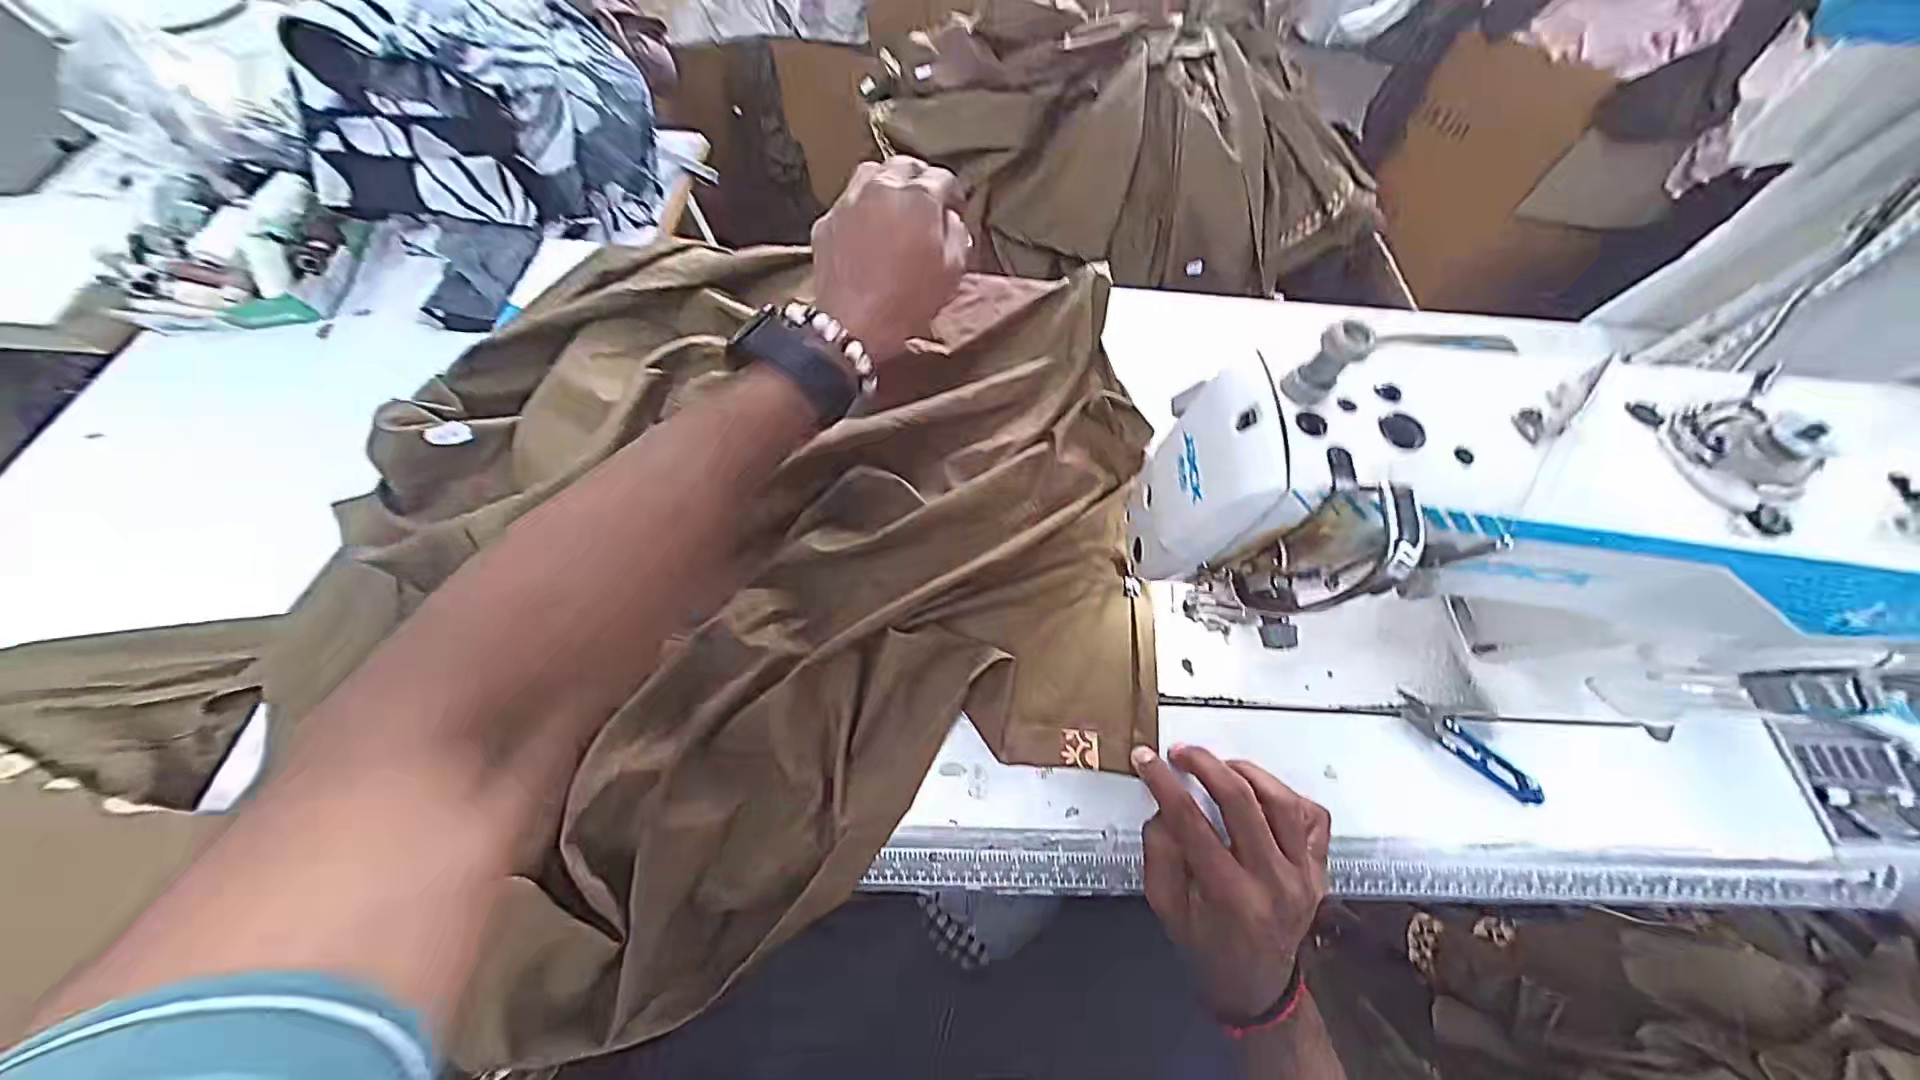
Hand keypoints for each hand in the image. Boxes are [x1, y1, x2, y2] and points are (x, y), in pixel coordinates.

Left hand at [811, 156, 970, 362]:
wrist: (854, 325)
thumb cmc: (908, 301)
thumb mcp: (952, 271)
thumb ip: (957, 234)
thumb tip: (950, 218)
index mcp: (919, 196)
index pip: (943, 178)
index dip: (953, 195)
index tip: (955, 211)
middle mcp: (882, 186)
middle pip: (905, 166)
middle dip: (920, 182)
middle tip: (926, 209)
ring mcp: (849, 201)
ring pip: (872, 174)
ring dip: (887, 186)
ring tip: (894, 210)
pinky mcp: (826, 221)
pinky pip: (848, 203)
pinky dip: (861, 210)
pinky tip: (867, 233)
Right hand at [1133, 745, 1331, 1018]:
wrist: (1257, 986)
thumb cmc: (1206, 947)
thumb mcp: (1167, 907)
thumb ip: (1159, 854)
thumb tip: (1162, 806)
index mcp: (1230, 897)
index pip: (1191, 823)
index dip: (1163, 783)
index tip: (1145, 760)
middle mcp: (1273, 883)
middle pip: (1242, 802)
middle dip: (1205, 765)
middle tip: (1181, 753)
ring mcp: (1303, 875)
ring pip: (1281, 801)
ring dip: (1245, 772)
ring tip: (1218, 765)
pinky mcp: (1319, 868)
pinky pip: (1313, 816)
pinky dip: (1285, 793)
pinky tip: (1259, 790)